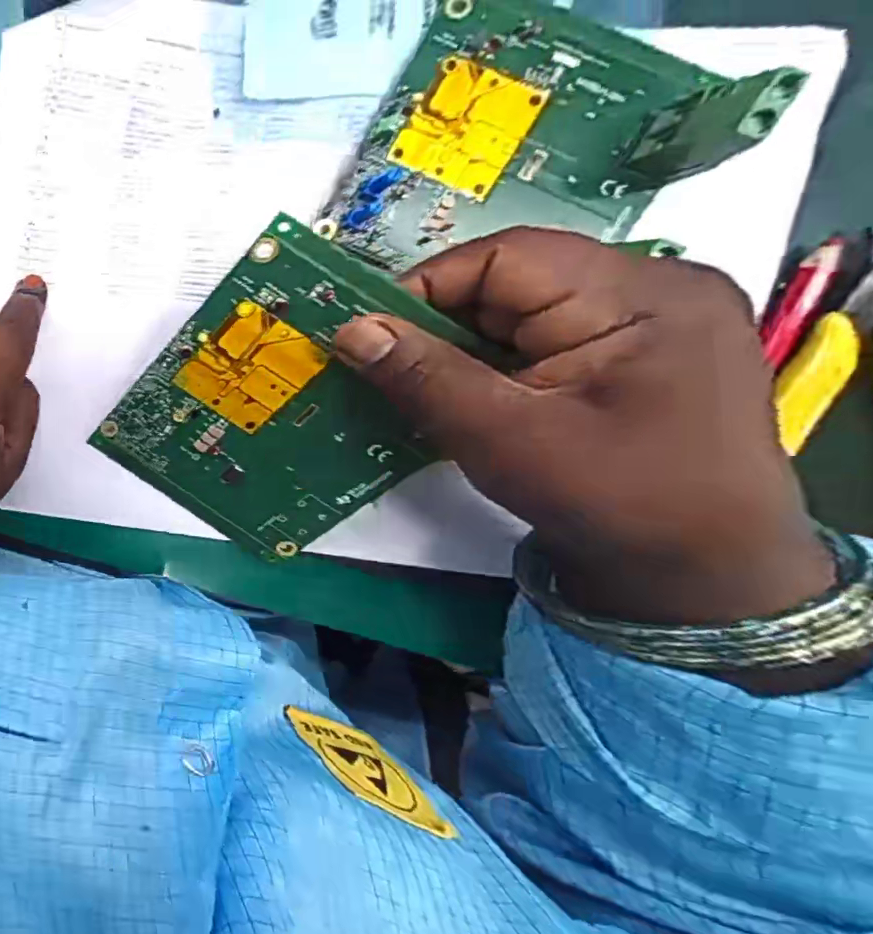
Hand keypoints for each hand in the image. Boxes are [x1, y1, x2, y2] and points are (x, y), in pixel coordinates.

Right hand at [332, 228, 833, 631]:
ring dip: (459, 347)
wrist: (695, 565)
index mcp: (638, 295)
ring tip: (418, 388)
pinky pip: (540, 339)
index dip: (424, 286)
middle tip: (383, 369)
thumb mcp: (498, 435)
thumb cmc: (606, 496)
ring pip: (521, 312)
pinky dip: (487, 364)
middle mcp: (653, 288)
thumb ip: (422, 376)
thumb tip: (351, 330)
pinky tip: (462, 397)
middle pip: (514, 280)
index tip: (367, 336)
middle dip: (438, 323)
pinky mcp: (632, 354)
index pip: (506, 256)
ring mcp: (648, 321)